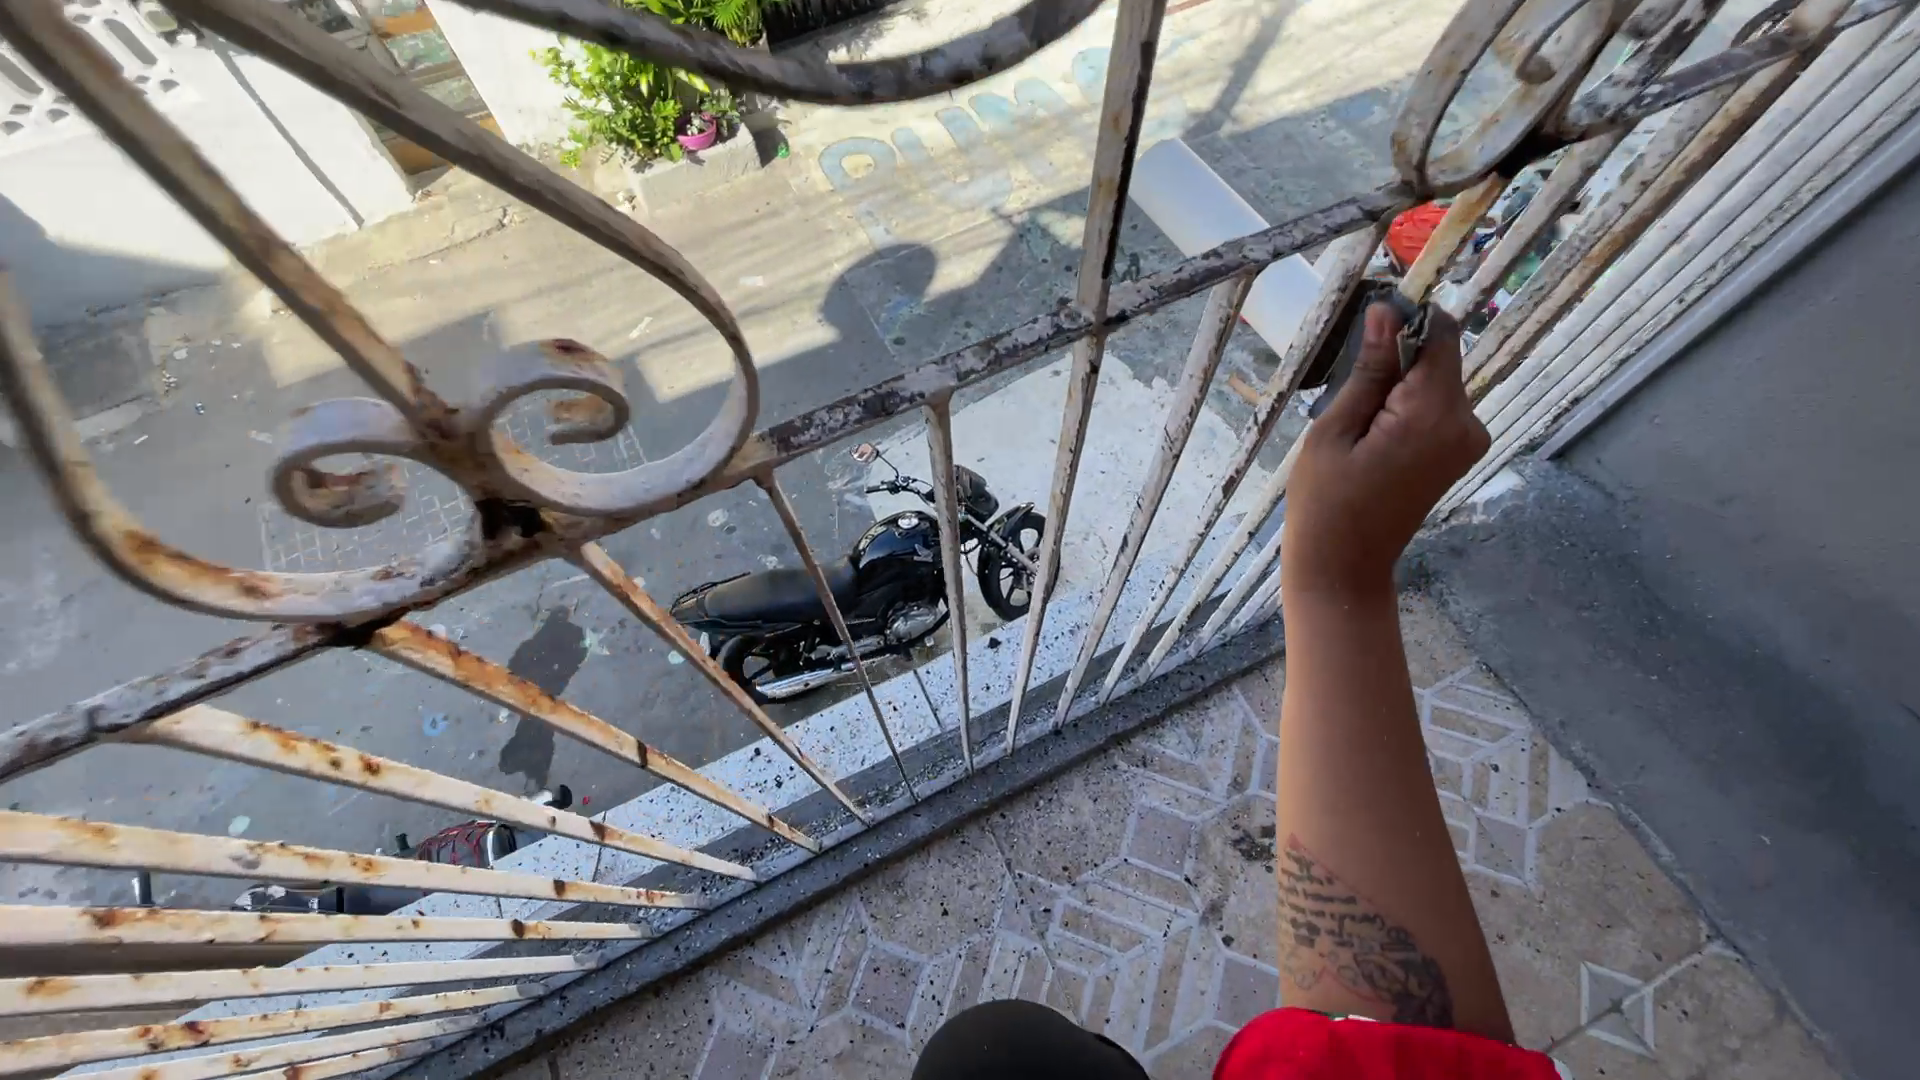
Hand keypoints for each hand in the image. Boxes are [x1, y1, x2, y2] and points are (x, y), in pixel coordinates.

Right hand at [1282, 300, 1488, 598]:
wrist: (1344, 565)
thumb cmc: (1323, 502)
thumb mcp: (1333, 431)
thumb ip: (1369, 372)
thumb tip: (1387, 313)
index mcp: (1434, 415)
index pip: (1439, 335)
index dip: (1404, 321)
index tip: (1364, 329)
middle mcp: (1467, 422)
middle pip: (1439, 358)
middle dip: (1395, 361)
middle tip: (1347, 401)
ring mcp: (1469, 439)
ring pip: (1436, 382)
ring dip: (1397, 387)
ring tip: (1355, 426)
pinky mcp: (1460, 451)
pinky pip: (1437, 407)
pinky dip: (1406, 407)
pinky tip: (1372, 437)